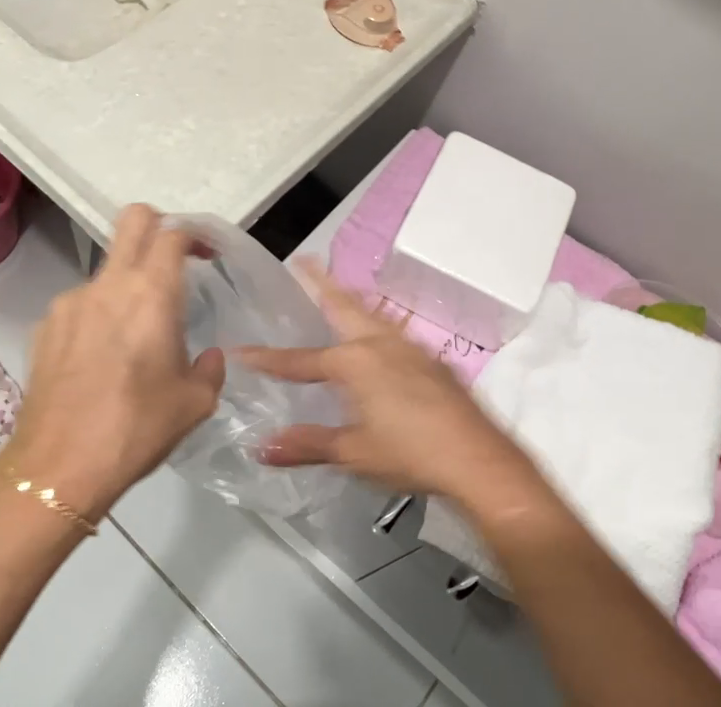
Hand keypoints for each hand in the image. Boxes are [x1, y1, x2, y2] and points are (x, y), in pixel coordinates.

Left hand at [1, 205, 224, 521]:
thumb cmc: (136, 429)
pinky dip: (98, 316)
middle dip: (158, 226)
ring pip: (106, 269)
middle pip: (133, 220)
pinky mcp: (44, 328)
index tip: (208, 255)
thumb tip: (208, 356)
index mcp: (152, 294)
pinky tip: (101, 362)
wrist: (57, 470)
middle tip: (173, 260)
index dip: (196, 234)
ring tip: (136, 337)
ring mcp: (70, 303)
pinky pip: (80, 305)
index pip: (174, 233)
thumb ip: (210, 368)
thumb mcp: (195, 403)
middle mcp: (109, 285)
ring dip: (127, 285)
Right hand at [237, 266, 546, 519]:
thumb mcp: (353, 454)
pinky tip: (380, 334)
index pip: (301, 360)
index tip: (242, 350)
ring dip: (353, 300)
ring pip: (374, 314)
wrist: (477, 458)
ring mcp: (412, 348)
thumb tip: (261, 448)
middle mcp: (382, 344)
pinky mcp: (433, 360)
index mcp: (355, 363)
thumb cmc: (410, 454)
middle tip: (305, 262)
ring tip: (340, 289)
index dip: (270, 359)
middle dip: (322, 283)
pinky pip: (395, 330)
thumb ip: (307, 444)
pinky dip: (378, 321)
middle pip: (345, 306)